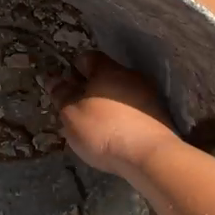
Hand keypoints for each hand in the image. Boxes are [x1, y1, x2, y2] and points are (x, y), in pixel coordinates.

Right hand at [57, 53, 179, 175]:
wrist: (152, 157)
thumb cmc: (104, 130)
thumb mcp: (71, 114)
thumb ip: (61, 94)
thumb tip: (54, 79)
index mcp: (108, 70)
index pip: (87, 57)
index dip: (73, 69)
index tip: (65, 87)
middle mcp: (131, 76)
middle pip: (106, 76)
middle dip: (90, 89)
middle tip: (77, 110)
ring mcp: (150, 97)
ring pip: (122, 94)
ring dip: (109, 105)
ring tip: (97, 128)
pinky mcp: (161, 117)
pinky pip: (135, 111)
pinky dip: (123, 119)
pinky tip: (116, 137)